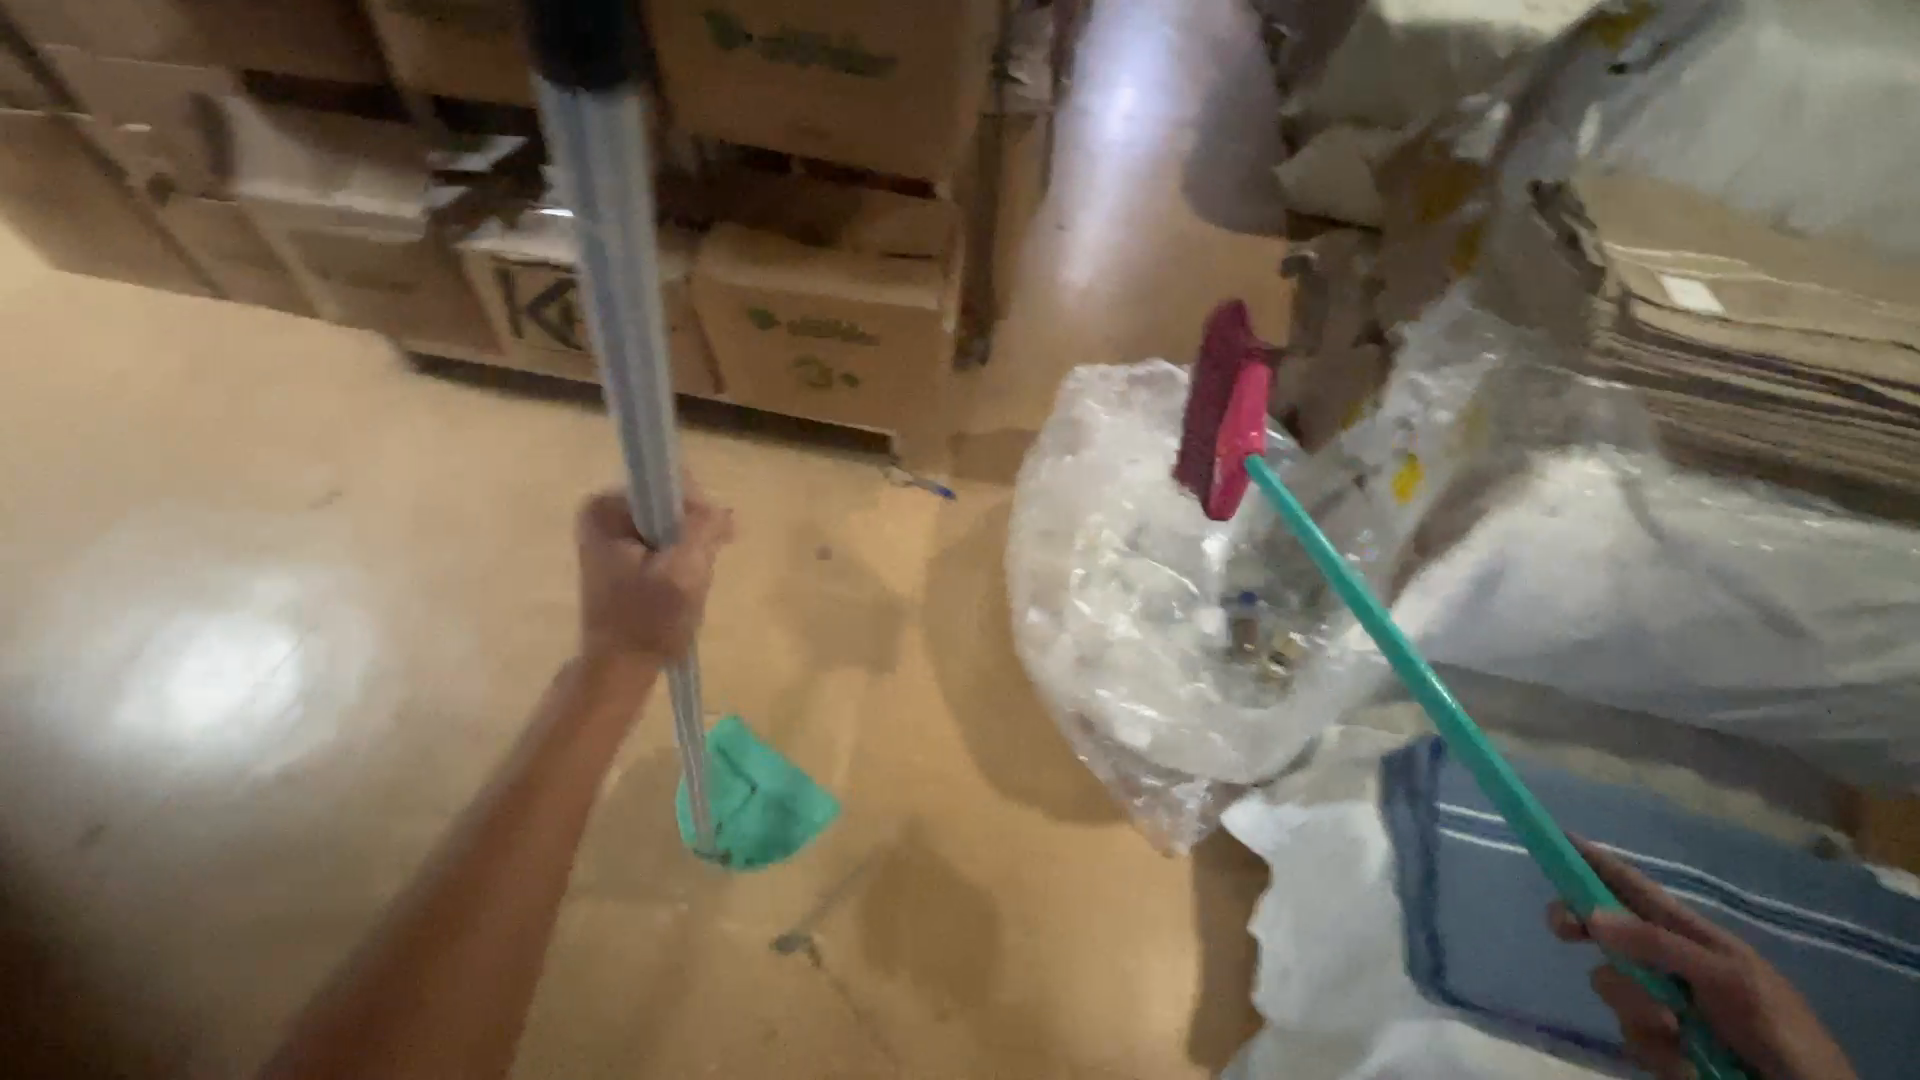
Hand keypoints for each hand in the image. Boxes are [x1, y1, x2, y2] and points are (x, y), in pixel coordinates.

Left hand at [575, 484, 733, 666]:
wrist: (621, 667)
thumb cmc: (647, 621)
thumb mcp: (684, 571)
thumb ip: (703, 527)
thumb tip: (722, 510)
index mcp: (606, 507)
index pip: (670, 484)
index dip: (697, 512)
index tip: (708, 545)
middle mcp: (604, 511)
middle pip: (673, 503)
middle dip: (694, 535)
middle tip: (698, 571)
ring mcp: (613, 533)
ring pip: (675, 524)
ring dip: (691, 551)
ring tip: (689, 583)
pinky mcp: (624, 553)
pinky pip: (668, 541)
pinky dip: (683, 560)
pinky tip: (681, 586)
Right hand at [1547, 840, 1855, 1079]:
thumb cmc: (1777, 1025)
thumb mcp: (1729, 977)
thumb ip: (1659, 943)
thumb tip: (1590, 914)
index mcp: (1686, 934)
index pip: (1630, 885)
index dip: (1594, 860)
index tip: (1557, 835)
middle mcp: (1663, 960)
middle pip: (1597, 926)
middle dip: (1577, 924)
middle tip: (1567, 931)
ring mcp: (1657, 1000)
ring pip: (1608, 981)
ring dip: (1635, 1004)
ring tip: (1675, 1029)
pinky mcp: (1655, 1040)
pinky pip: (1626, 1031)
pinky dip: (1651, 1045)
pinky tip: (1682, 1055)